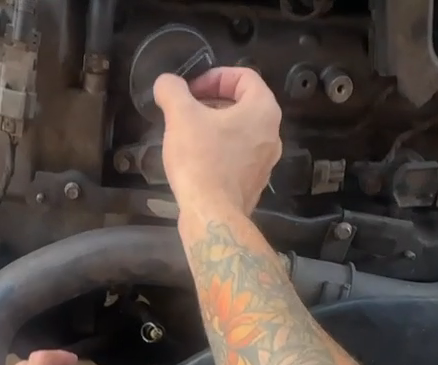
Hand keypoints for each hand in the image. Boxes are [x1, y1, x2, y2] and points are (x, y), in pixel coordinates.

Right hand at [153, 67, 282, 219]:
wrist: (212, 215)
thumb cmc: (200, 161)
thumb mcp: (180, 117)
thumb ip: (172, 91)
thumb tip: (165, 83)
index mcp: (263, 110)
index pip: (244, 77)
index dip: (214, 77)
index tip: (191, 90)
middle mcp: (272, 134)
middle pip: (243, 105)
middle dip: (213, 103)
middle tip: (187, 112)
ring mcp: (265, 163)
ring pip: (240, 134)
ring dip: (215, 129)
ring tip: (189, 136)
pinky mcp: (252, 185)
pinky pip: (237, 159)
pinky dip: (220, 153)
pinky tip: (198, 162)